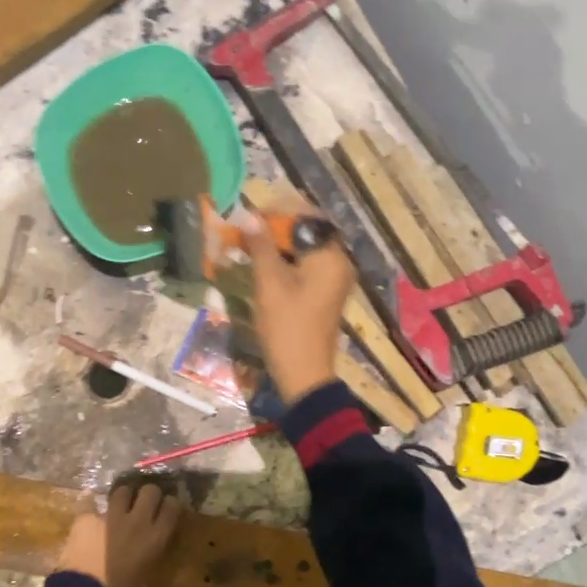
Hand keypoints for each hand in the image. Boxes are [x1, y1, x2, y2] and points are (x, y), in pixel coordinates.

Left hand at [54, 483, 183, 586]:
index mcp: (155, 539)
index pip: (172, 508)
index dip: (171, 504)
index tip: (167, 507)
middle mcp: (137, 521)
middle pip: (150, 491)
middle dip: (148, 493)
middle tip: (143, 502)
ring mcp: (111, 516)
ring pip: (122, 491)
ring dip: (122, 495)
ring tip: (118, 502)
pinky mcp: (87, 517)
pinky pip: (88, 501)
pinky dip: (88, 502)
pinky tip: (88, 504)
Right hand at [246, 215, 356, 403]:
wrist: (304, 375)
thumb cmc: (286, 329)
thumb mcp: (269, 285)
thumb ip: (261, 247)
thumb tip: (249, 216)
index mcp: (331, 256)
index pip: (307, 217)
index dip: (278, 211)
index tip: (251, 214)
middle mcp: (339, 262)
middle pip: (308, 232)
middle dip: (277, 228)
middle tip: (247, 230)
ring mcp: (334, 280)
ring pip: (305, 250)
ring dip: (279, 245)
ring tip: (250, 246)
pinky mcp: (325, 294)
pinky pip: (306, 267)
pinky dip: (286, 262)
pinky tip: (264, 266)